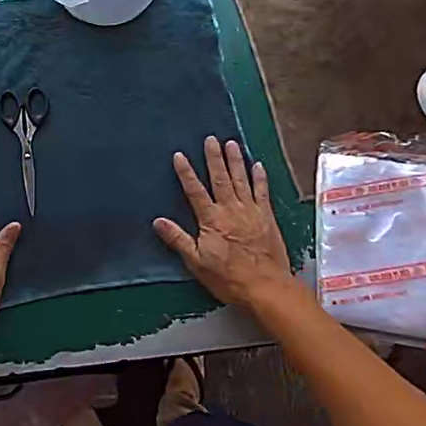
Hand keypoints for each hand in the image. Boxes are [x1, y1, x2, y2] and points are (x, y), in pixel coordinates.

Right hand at [153, 136, 297, 313]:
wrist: (265, 286)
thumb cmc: (229, 277)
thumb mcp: (196, 262)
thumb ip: (178, 239)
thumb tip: (158, 221)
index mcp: (211, 220)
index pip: (195, 191)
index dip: (186, 172)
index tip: (180, 156)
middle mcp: (231, 209)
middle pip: (220, 178)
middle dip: (214, 157)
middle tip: (210, 139)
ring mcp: (251, 211)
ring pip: (241, 179)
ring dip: (235, 160)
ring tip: (231, 143)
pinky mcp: (266, 216)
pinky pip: (262, 191)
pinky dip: (259, 177)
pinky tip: (257, 165)